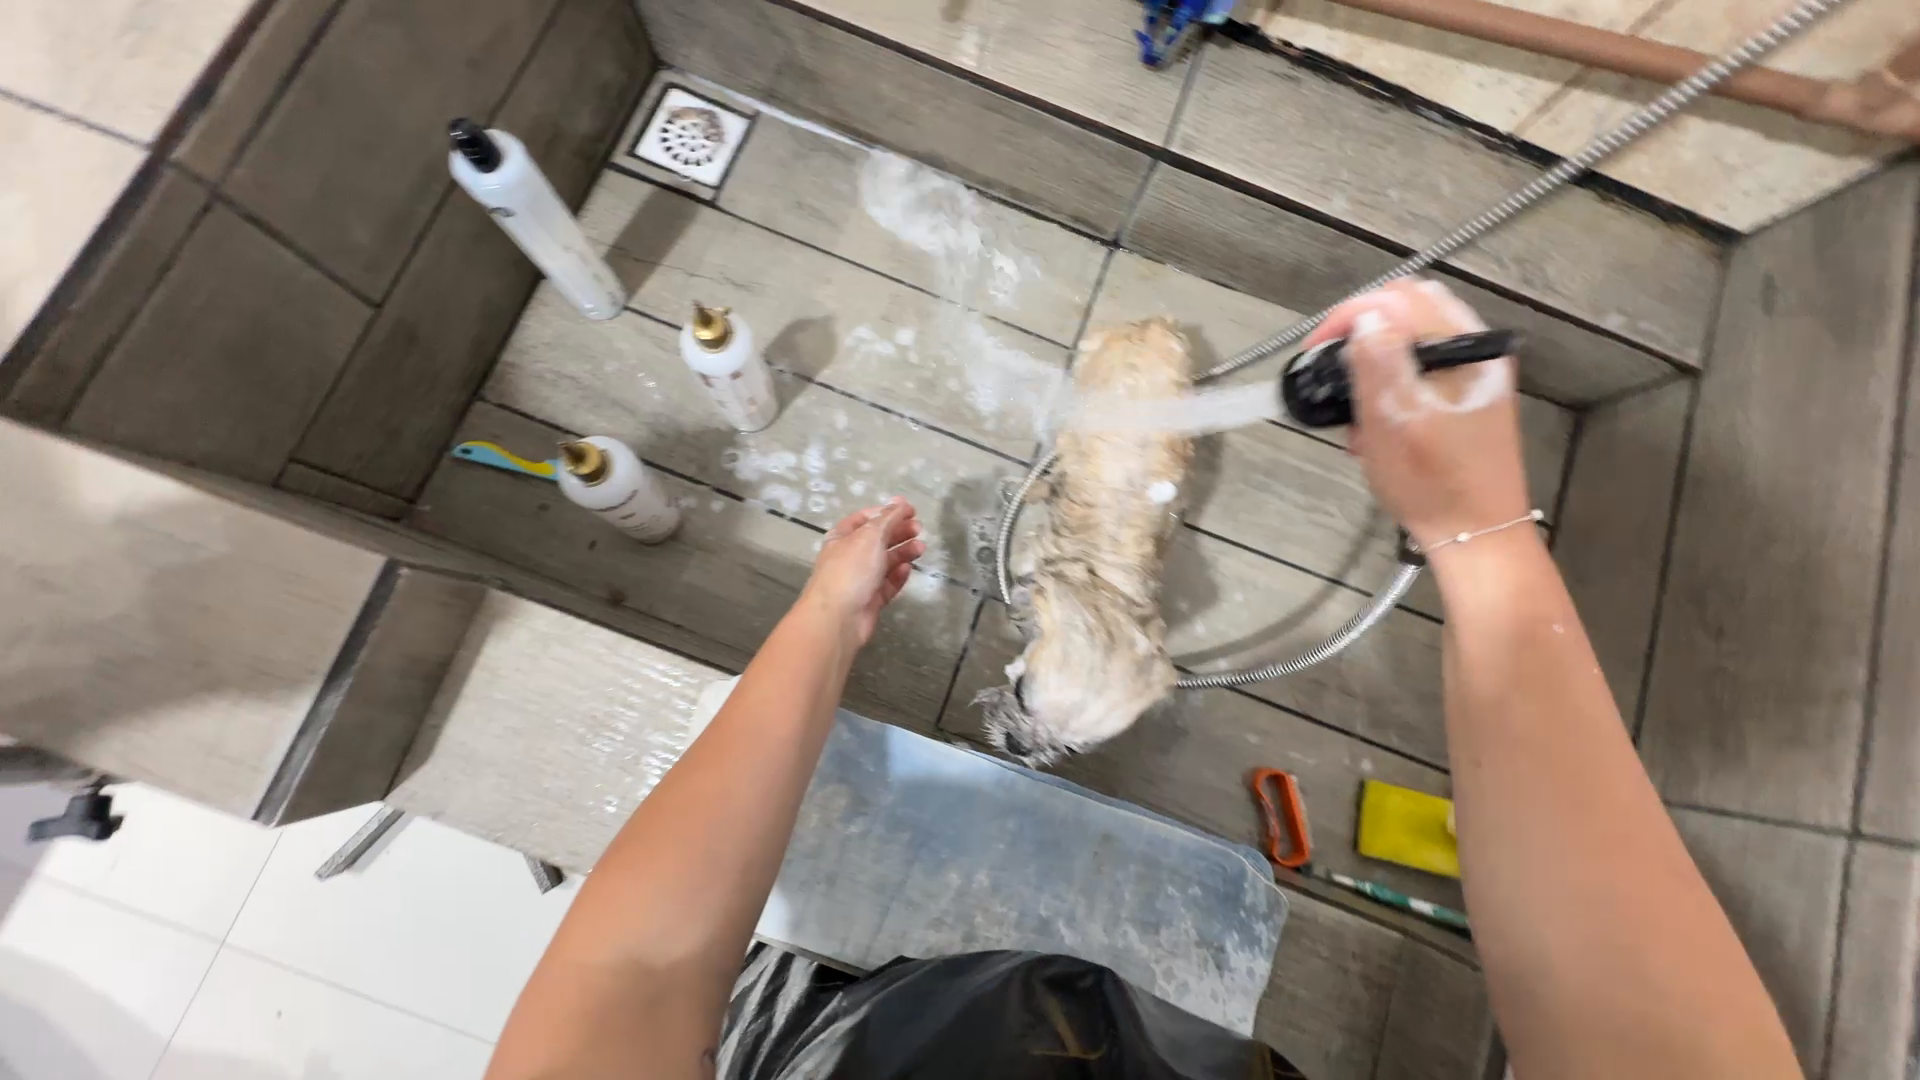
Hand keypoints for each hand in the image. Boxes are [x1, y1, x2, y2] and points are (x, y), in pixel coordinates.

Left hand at [799, 498, 927, 647]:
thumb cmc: (851, 569)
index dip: (887, 512)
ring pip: (885, 562)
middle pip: (878, 540)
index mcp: (843, 537)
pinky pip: (887, 584)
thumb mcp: (871, 535)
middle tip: (919, 529)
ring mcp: (860, 580)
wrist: (838, 617)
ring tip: (921, 549)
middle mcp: (850, 556)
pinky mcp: (870, 600)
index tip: (910, 510)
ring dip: (903, 553)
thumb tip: (900, 502)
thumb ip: (888, 518)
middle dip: (899, 532)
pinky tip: (907, 569)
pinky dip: (898, 576)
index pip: (866, 518)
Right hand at [1304, 279, 1532, 555]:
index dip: (1349, 316)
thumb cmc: (1431, 481)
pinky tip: (1373, 423)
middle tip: (1330, 370)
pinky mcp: (1463, 396)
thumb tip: (1364, 317)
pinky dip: (1387, 386)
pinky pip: (1417, 369)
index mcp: (1464, 347)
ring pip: (1410, 340)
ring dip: (1371, 364)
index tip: (1313, 349)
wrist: (1475, 532)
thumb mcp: (1395, 421)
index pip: (1398, 300)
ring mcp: (1471, 373)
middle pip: (1408, 310)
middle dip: (1361, 334)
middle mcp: (1473, 349)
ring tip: (1352, 407)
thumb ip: (1380, 362)